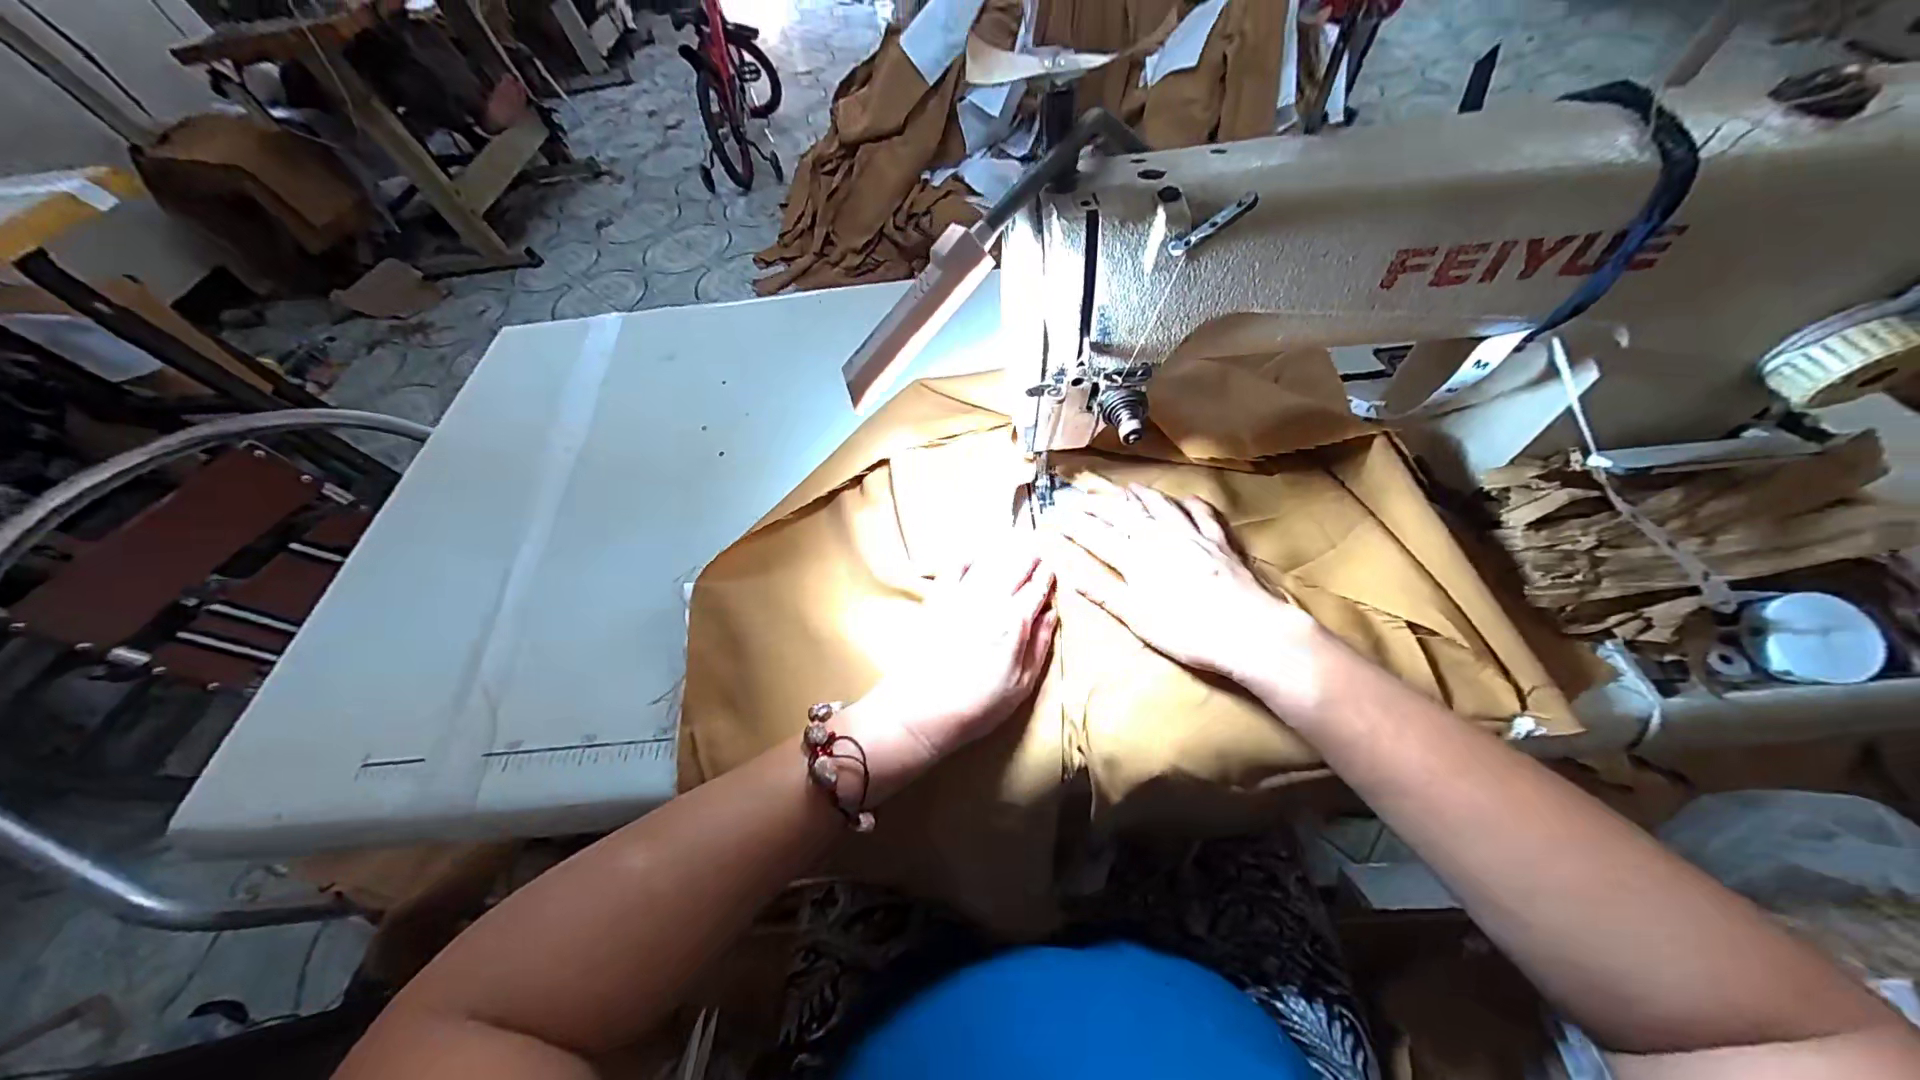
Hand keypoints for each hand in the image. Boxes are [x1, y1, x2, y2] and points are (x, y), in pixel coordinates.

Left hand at [840, 534, 1056, 801]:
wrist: (922, 711)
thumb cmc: (979, 705)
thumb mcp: (1022, 684)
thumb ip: (1039, 646)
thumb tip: (1050, 615)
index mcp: (1015, 622)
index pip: (1036, 589)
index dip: (1046, 577)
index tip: (1051, 569)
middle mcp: (989, 602)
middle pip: (1013, 569)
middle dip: (1027, 558)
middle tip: (1036, 551)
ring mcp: (960, 599)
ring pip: (987, 564)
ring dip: (1002, 552)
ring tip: (1012, 544)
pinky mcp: (936, 602)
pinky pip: (952, 571)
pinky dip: (965, 560)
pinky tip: (972, 556)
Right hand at [1046, 484, 1321, 692]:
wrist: (1248, 631)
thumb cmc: (1187, 632)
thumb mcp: (1134, 615)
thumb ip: (1099, 587)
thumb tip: (1065, 567)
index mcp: (1135, 557)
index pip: (1095, 534)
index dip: (1072, 523)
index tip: (1054, 516)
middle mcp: (1160, 537)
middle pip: (1123, 512)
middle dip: (1098, 504)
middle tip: (1080, 498)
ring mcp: (1192, 535)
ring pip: (1160, 505)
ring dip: (1139, 495)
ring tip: (1126, 488)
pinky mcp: (1219, 541)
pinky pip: (1201, 513)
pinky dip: (1189, 503)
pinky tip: (1185, 500)